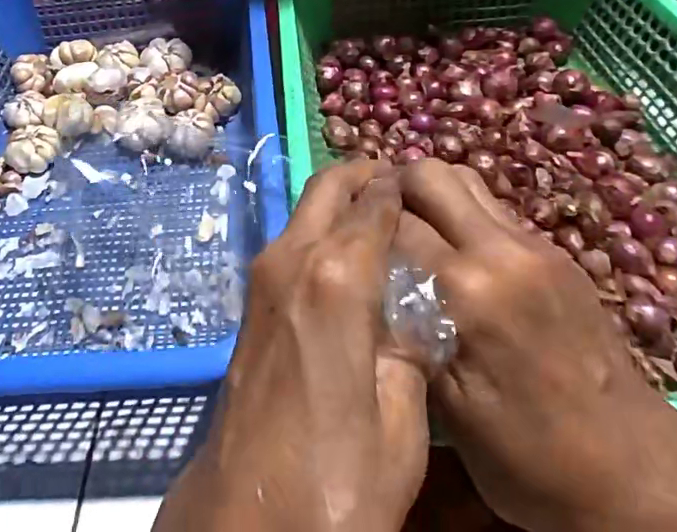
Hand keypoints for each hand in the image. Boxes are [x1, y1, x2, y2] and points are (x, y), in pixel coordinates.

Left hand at [155, 159, 427, 531]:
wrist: (249, 499)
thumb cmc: (338, 471)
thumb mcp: (401, 419)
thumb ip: (409, 347)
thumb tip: (411, 304)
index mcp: (335, 279)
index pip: (372, 206)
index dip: (400, 189)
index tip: (426, 182)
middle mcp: (292, 259)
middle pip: (326, 189)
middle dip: (363, 177)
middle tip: (402, 184)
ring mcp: (263, 274)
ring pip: (305, 211)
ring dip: (339, 201)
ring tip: (383, 213)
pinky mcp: (253, 296)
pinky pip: (293, 241)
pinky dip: (321, 229)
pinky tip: (352, 255)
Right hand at [393, 160, 676, 531]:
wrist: (637, 479)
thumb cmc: (526, 453)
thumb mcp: (445, 400)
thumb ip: (403, 323)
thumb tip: (367, 277)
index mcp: (469, 289)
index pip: (391, 220)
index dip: (359, 224)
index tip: (341, 237)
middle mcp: (502, 252)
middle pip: (427, 174)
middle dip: (390, 190)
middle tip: (371, 221)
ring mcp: (536, 247)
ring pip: (462, 177)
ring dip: (427, 193)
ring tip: (407, 227)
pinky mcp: (556, 253)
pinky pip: (490, 205)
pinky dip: (457, 211)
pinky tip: (449, 250)